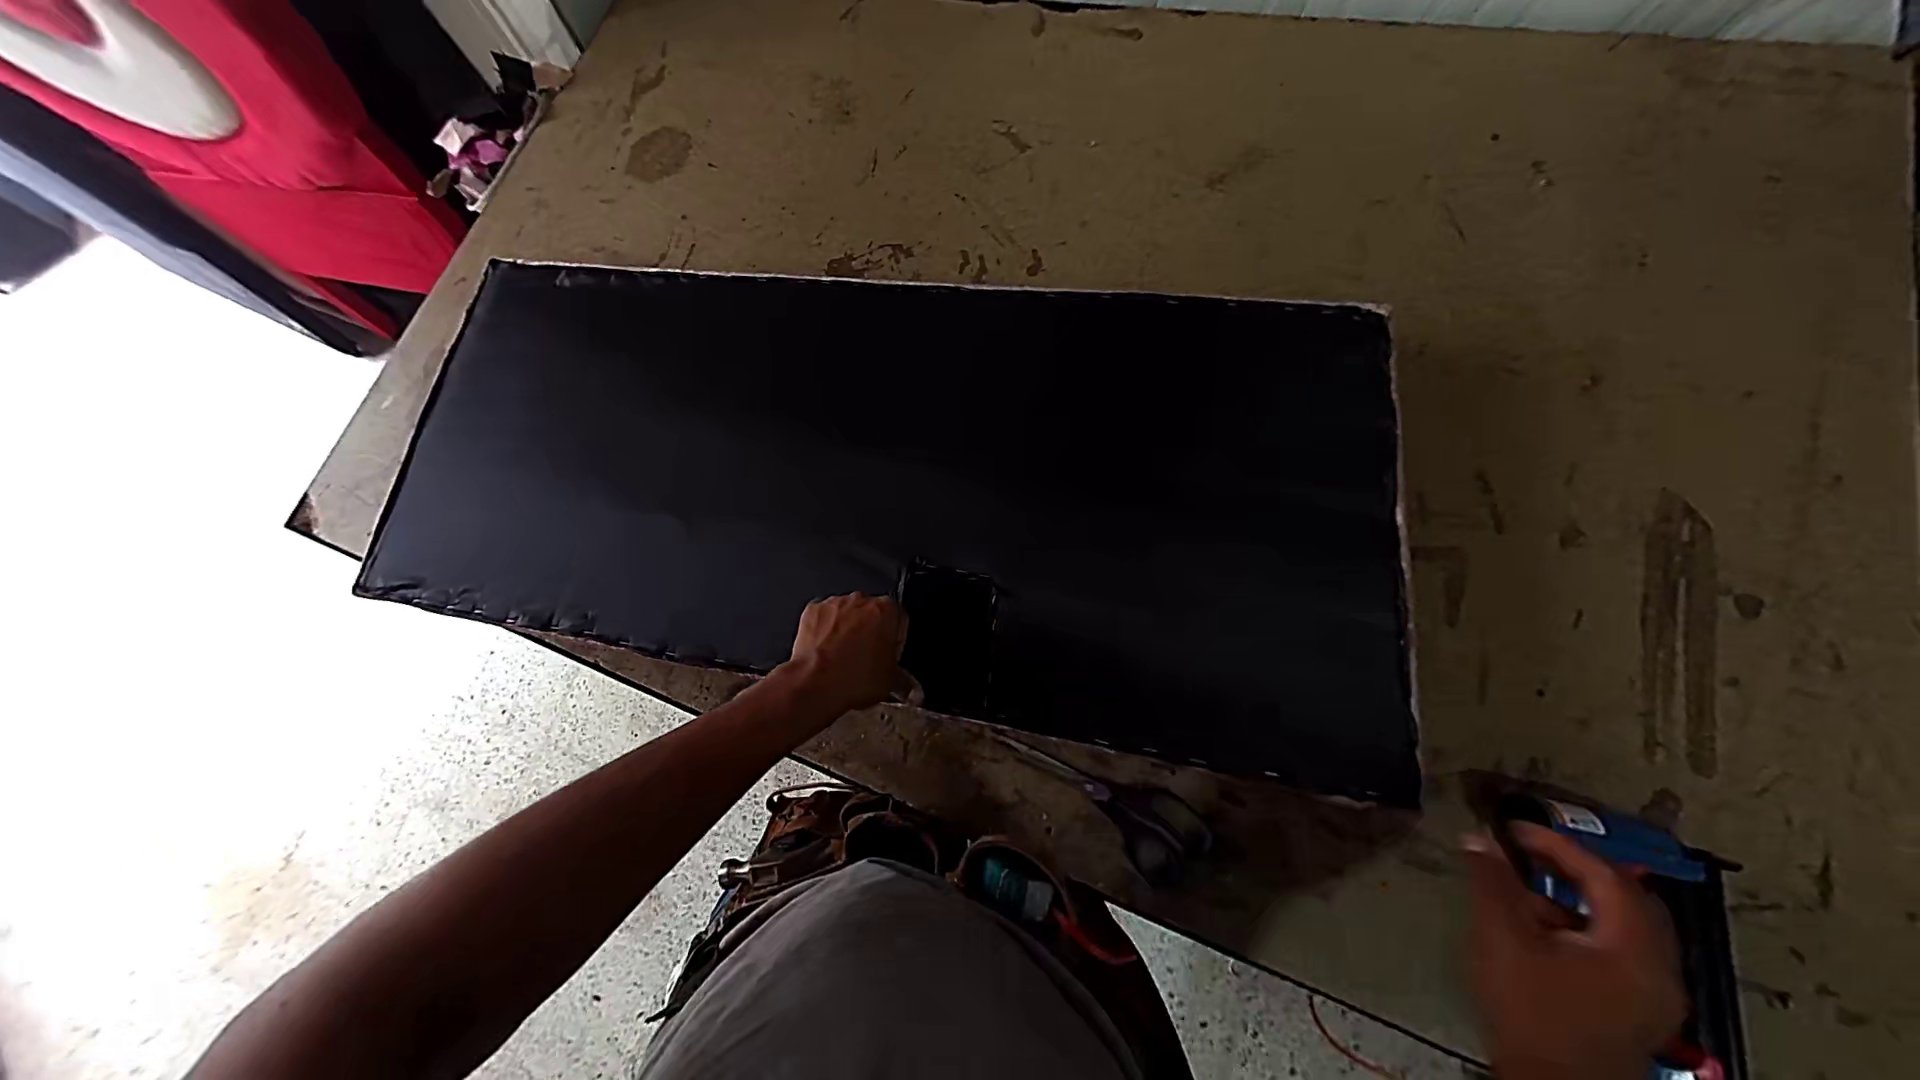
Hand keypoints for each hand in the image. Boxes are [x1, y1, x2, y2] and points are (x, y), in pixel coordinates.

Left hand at [776, 593, 907, 718]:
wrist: (814, 684)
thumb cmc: (853, 678)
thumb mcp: (889, 683)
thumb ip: (905, 682)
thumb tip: (910, 689)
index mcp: (887, 610)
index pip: (900, 619)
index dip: (896, 640)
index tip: (889, 655)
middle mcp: (861, 601)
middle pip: (872, 613)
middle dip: (871, 632)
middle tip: (867, 659)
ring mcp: (835, 604)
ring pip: (847, 614)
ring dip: (847, 629)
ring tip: (843, 658)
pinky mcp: (813, 611)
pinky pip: (824, 617)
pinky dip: (826, 630)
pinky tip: (826, 652)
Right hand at [1463, 822, 1687, 1079]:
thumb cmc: (1529, 1007)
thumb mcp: (1501, 936)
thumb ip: (1492, 881)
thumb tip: (1478, 836)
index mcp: (1634, 949)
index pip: (1607, 877)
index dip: (1559, 844)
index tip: (1513, 828)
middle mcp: (1659, 969)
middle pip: (1627, 899)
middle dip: (1575, 867)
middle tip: (1527, 849)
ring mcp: (1654, 994)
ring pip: (1623, 925)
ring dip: (1577, 896)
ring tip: (1525, 887)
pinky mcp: (1637, 1009)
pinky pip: (1618, 949)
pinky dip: (1581, 925)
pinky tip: (1541, 929)